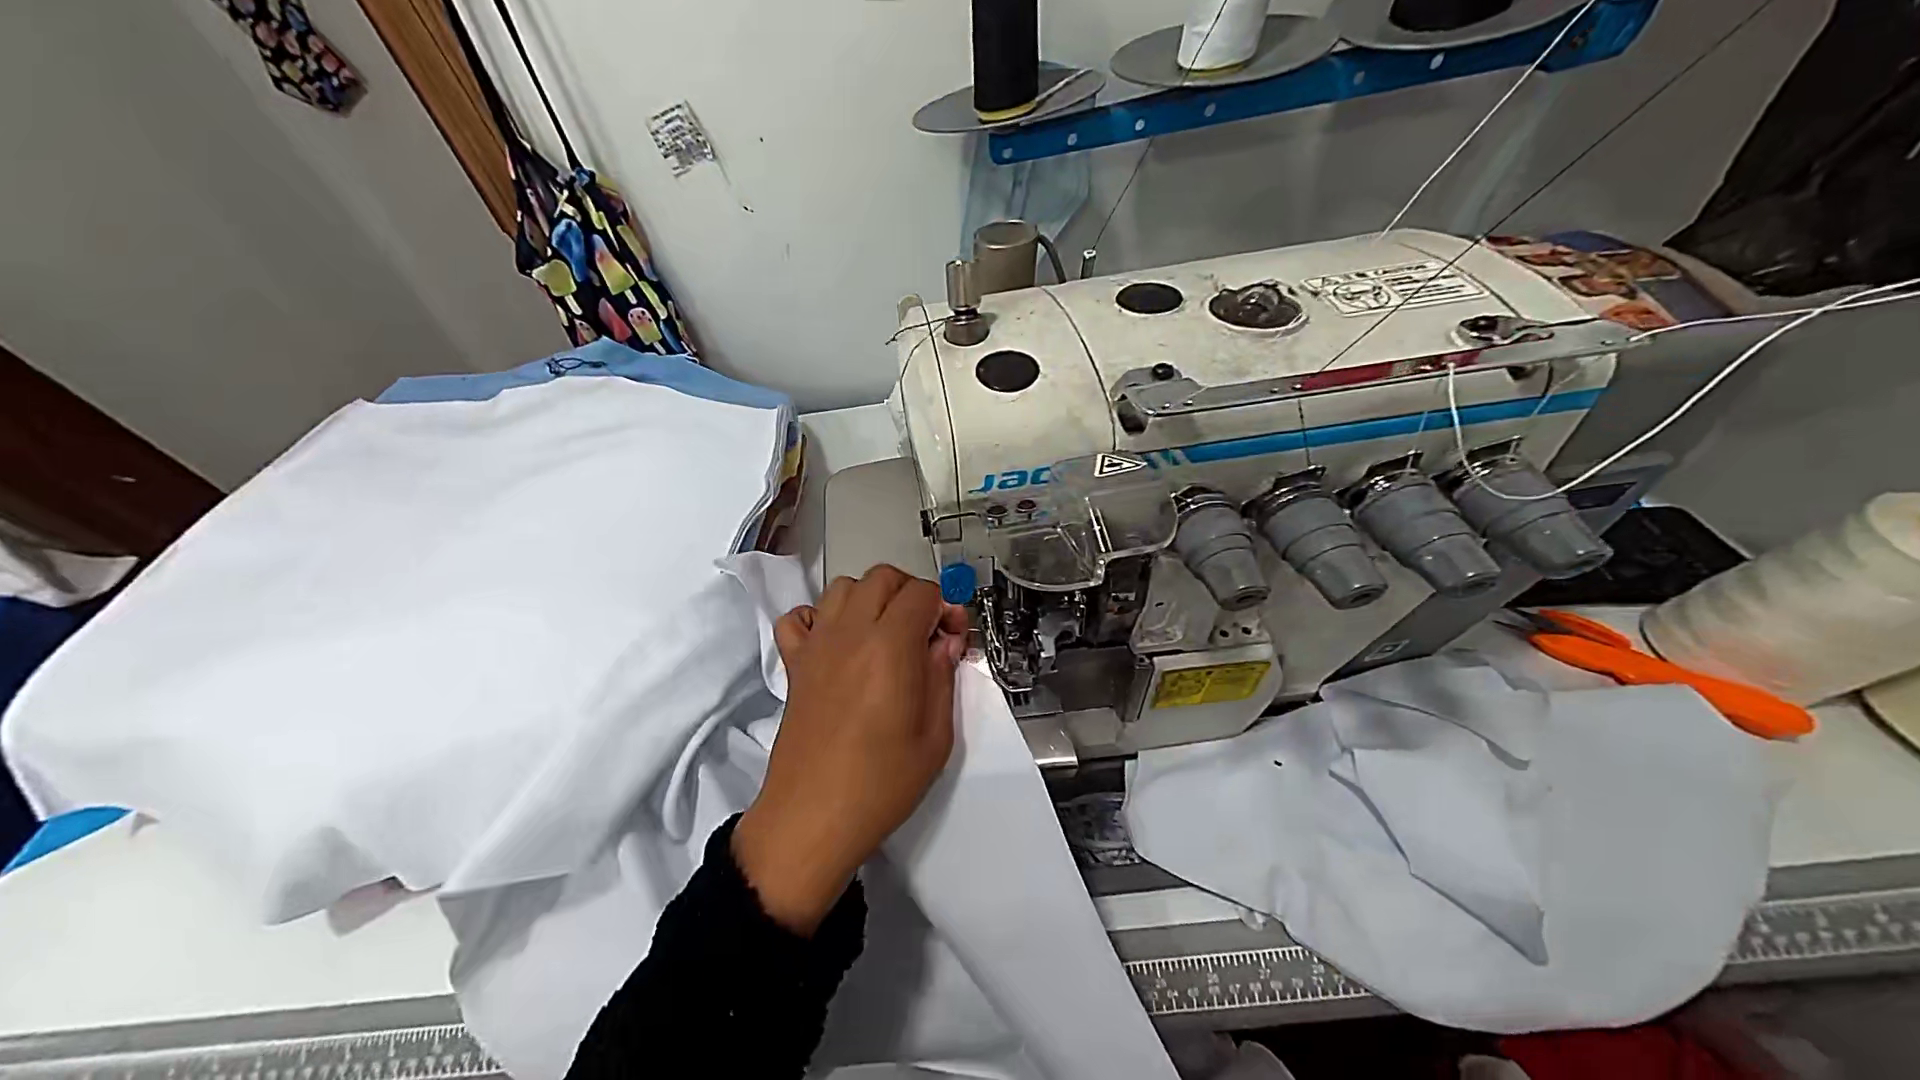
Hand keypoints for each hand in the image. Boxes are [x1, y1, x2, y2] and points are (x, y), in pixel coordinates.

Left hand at [732, 565, 969, 934]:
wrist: (813, 817)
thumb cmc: (881, 784)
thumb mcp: (935, 737)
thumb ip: (943, 678)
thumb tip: (945, 644)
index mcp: (890, 647)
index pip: (922, 593)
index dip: (946, 606)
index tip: (955, 635)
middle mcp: (850, 633)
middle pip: (883, 578)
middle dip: (913, 593)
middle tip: (927, 630)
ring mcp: (817, 646)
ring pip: (843, 587)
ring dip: (871, 598)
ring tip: (887, 633)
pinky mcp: (794, 665)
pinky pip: (798, 618)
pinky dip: (819, 618)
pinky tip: (838, 643)